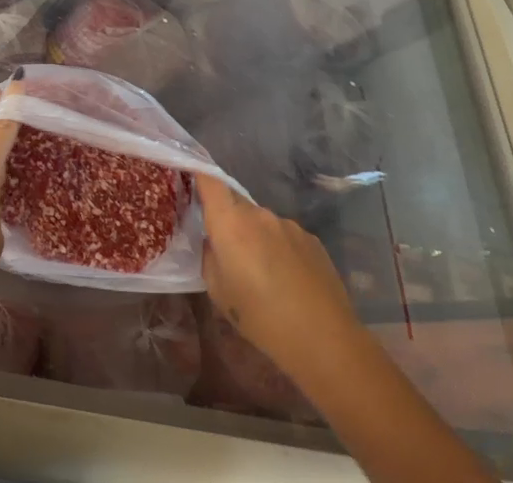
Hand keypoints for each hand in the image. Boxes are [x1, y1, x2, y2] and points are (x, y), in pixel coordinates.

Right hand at [194, 174, 360, 378]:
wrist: (324, 338)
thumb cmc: (260, 316)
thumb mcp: (217, 290)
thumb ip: (209, 256)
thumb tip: (213, 242)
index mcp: (230, 223)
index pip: (210, 181)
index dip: (198, 173)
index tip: (188, 175)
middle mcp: (260, 215)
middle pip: (235, 203)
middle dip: (227, 219)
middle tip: (226, 251)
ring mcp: (289, 226)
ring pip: (260, 222)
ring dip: (254, 237)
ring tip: (260, 272)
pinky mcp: (312, 240)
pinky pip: (284, 235)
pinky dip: (277, 248)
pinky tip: (285, 279)